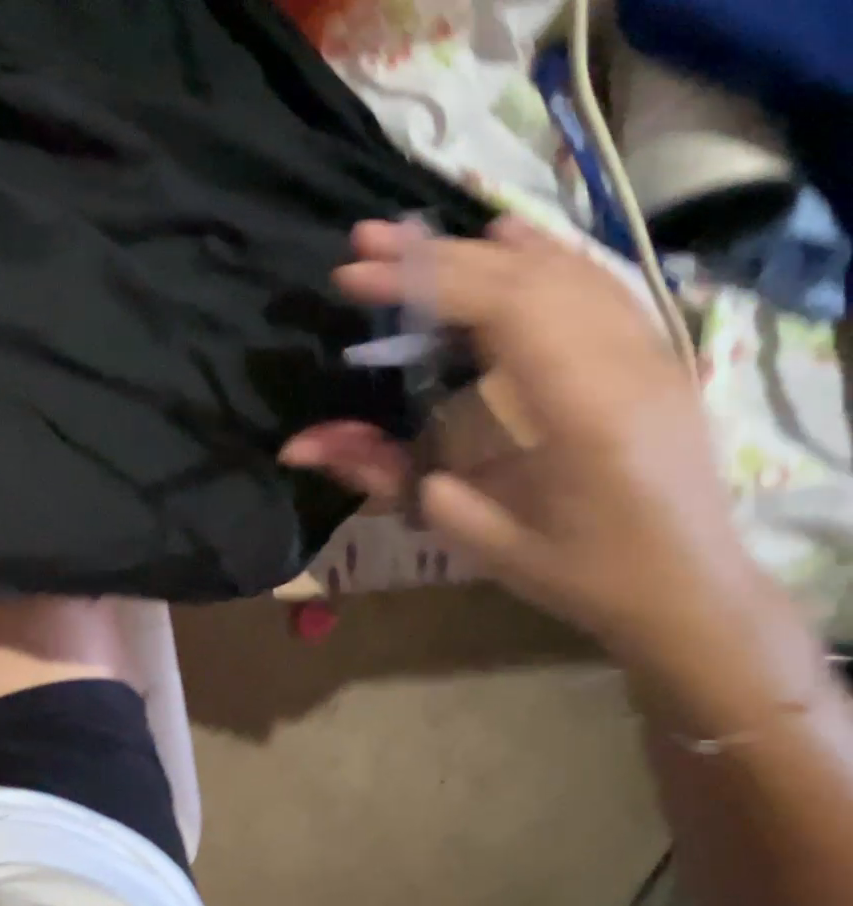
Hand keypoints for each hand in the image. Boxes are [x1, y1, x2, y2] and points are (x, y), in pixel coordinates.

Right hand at [282, 217, 755, 653]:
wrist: (691, 588)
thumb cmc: (577, 571)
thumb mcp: (472, 533)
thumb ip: (387, 478)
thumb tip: (297, 444)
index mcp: (586, 411)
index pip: (504, 311)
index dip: (425, 283)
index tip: (354, 278)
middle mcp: (628, 365)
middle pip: (529, 280)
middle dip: (438, 256)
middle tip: (362, 243)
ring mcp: (652, 353)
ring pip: (565, 272)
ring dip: (480, 249)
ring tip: (410, 234)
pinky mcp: (652, 355)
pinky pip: (597, 284)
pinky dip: (545, 254)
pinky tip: (506, 235)